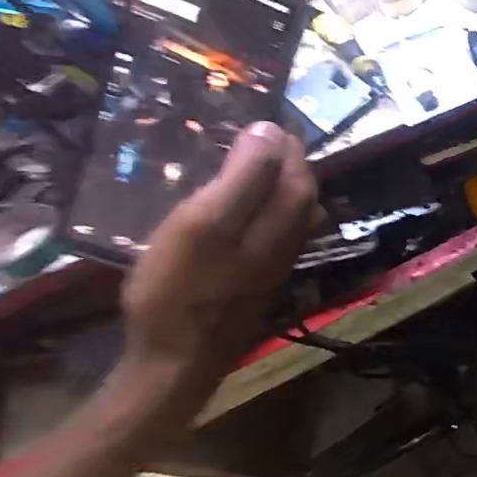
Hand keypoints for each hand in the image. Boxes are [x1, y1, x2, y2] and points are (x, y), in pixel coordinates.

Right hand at [119, 122, 319, 395]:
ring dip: (267, 178)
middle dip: (277, 153)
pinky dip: (257, 204)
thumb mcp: (207, 220)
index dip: (278, 135)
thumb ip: (245, 174)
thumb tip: (270, 129)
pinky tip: (232, 205)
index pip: (295, 156)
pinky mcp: (263, 270)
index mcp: (291, 208)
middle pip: (296, 177)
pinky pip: (270, 222)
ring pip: (286, 201)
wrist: (177, 360)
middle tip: (244, 134)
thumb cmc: (184, 285)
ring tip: (236, 162)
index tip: (254, 116)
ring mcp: (283, 251)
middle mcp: (299, 227)